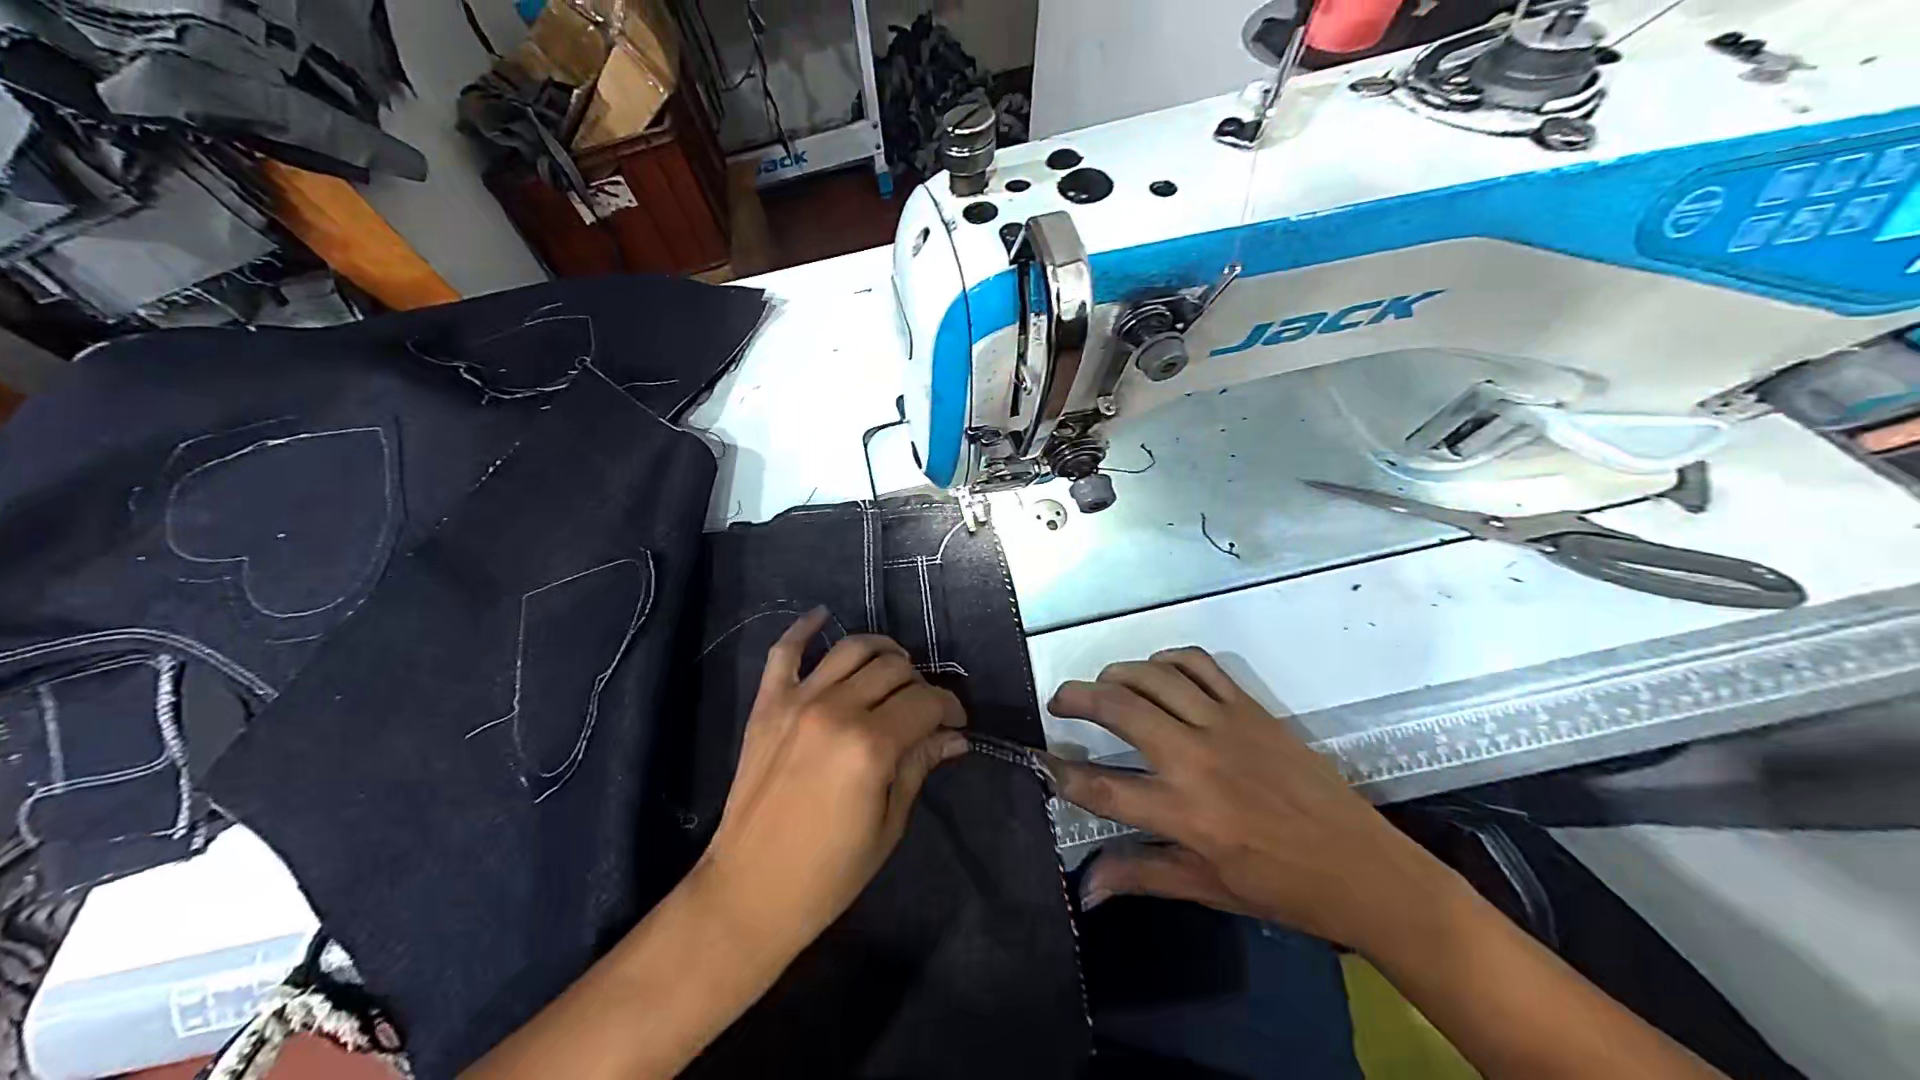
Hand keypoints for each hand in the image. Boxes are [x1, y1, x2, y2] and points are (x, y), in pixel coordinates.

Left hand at [694, 608, 968, 952]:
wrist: (749, 891)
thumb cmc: (829, 872)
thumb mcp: (888, 824)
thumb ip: (919, 766)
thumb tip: (954, 737)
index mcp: (871, 745)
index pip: (925, 701)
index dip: (950, 707)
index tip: (956, 722)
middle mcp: (835, 710)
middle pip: (893, 669)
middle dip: (920, 683)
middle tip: (923, 708)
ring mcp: (796, 702)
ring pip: (851, 649)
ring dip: (881, 651)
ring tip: (894, 667)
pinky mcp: (766, 705)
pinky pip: (784, 652)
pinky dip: (804, 629)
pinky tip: (823, 616)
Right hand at [1047, 647, 1454, 950]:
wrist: (1363, 867)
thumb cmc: (1281, 887)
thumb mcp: (1206, 888)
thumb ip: (1140, 874)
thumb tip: (1084, 887)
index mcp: (1183, 813)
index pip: (1100, 788)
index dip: (1058, 772)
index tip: (1037, 759)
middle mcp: (1196, 759)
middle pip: (1119, 709)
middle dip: (1076, 698)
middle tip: (1059, 701)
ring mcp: (1225, 725)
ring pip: (1154, 677)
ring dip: (1117, 673)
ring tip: (1103, 684)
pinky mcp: (1251, 708)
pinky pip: (1200, 664)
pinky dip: (1168, 659)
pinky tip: (1156, 670)